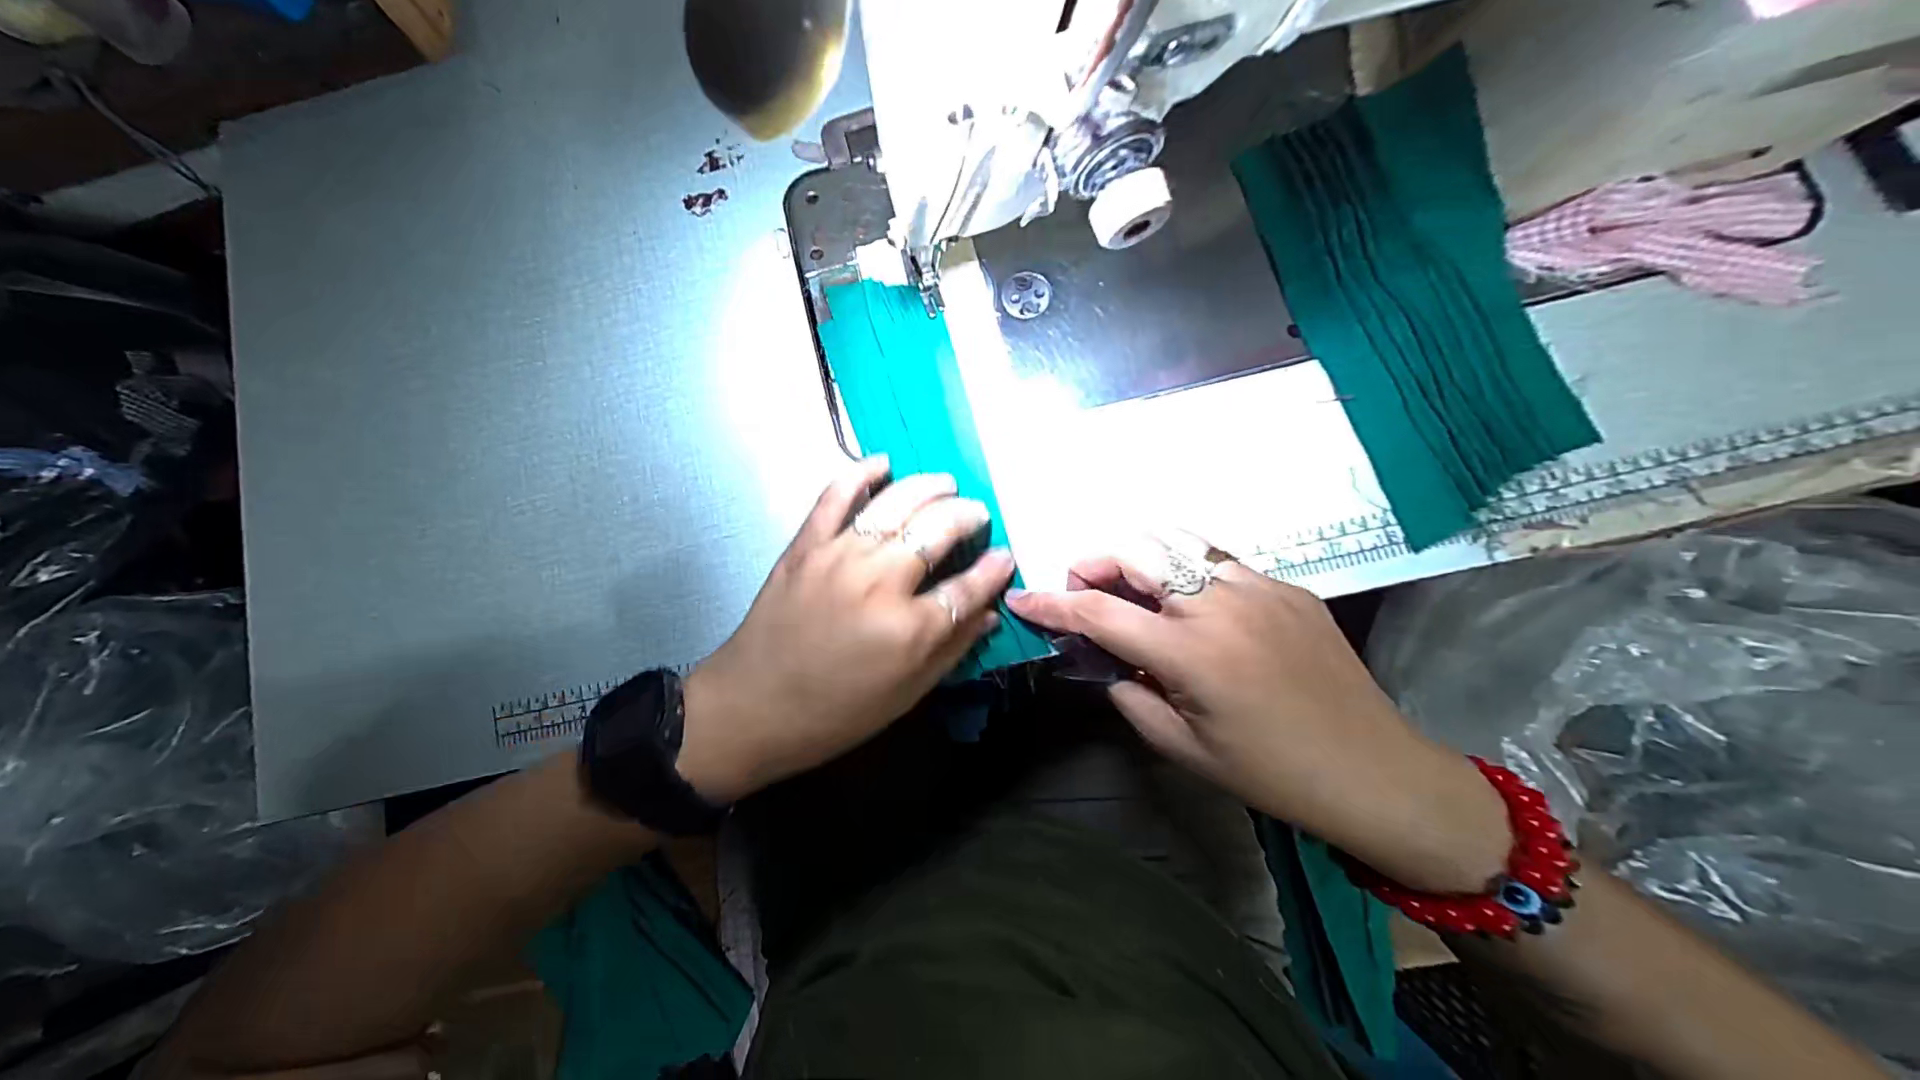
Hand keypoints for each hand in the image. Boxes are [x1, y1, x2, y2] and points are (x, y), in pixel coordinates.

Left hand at [674, 456, 1014, 803]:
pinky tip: (882, 463)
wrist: (753, 707)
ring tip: (946, 484)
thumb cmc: (837, 713)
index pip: (968, 586)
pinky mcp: (805, 546)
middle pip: (937, 531)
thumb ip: (953, 648)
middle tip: (978, 514)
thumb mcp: (906, 694)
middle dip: (968, 515)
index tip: (1006, 555)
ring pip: (895, 504)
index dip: (994, 569)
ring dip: (928, 487)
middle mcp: (879, 583)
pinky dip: (860, 474)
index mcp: (909, 629)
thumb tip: (989, 612)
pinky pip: (835, 497)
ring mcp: (838, 557)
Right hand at [1006, 533, 1509, 892]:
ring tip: (1132, 586)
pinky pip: (1221, 563)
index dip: (1051, 605)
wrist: (1371, 769)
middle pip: (1137, 552)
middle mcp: (1220, 605)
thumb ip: (1130, 695)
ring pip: (1180, 543)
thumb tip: (1105, 661)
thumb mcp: (1182, 747)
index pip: (1099, 613)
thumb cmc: (1269, 772)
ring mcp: (1259, 587)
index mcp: (1189, 653)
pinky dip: (1188, 572)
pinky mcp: (1288, 587)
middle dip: (1095, 563)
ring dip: (1141, 557)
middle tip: (1083, 587)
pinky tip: (1192, 603)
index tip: (1021, 598)